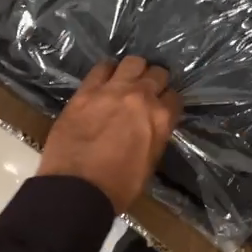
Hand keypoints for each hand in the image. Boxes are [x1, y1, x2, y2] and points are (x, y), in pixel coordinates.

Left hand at [39, 57, 182, 212]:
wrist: (77, 189)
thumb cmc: (119, 186)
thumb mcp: (150, 162)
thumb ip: (155, 136)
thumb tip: (151, 127)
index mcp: (161, 118)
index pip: (175, 97)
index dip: (168, 102)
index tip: (162, 107)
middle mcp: (142, 96)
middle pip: (157, 74)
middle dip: (154, 82)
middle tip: (146, 92)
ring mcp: (113, 90)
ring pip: (133, 62)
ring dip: (134, 71)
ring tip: (127, 81)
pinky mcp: (86, 91)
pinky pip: (101, 68)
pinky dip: (107, 71)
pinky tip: (105, 80)